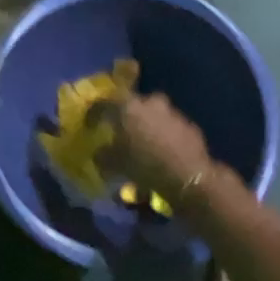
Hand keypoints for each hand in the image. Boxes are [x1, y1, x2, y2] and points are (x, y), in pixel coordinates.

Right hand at [100, 94, 214, 206]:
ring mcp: (172, 112)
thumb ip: (103, 156)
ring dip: (146, 125)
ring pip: (153, 115)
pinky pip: (170, 127)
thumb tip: (100, 153)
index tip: (90, 125)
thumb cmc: (145, 166)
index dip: (94, 115)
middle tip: (121, 131)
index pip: (103, 104)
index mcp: (127, 107)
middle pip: (132, 105)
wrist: (189, 177)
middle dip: (125, 116)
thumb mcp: (114, 165)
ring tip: (143, 143)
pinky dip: (163, 135)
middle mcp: (150, 103)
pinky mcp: (189, 125)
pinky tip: (162, 150)